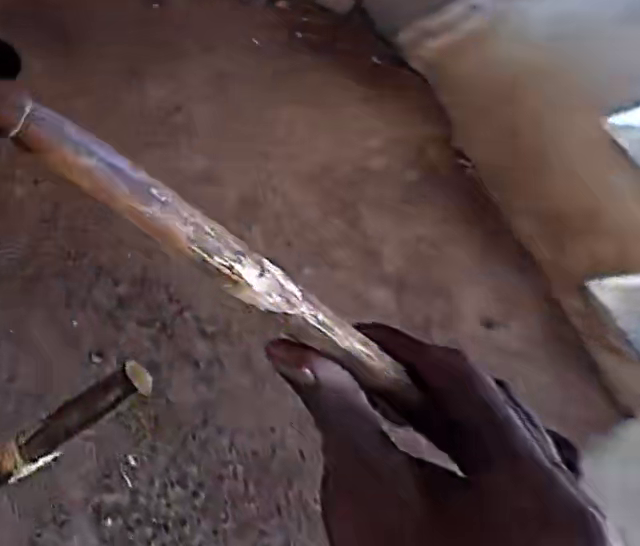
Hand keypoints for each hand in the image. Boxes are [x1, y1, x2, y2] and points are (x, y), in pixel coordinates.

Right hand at [267, 324, 608, 545]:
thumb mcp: (366, 482)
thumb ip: (335, 408)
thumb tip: (284, 347)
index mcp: (536, 483)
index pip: (462, 377)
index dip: (396, 346)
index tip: (340, 338)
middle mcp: (576, 500)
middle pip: (495, 403)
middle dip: (417, 378)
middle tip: (356, 373)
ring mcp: (579, 528)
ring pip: (514, 436)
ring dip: (446, 410)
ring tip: (389, 408)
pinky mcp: (562, 542)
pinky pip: (524, 471)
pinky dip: (469, 444)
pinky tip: (431, 452)